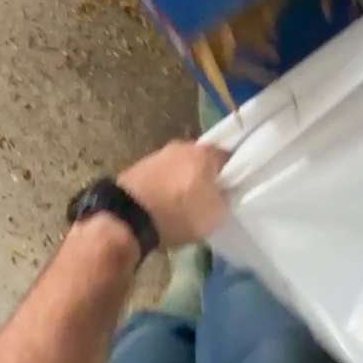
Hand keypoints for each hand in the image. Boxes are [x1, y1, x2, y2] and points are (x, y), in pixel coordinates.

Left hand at [116, 140, 231, 247]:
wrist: (129, 215)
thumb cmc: (179, 212)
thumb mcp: (216, 214)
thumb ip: (225, 198)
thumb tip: (222, 192)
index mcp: (204, 152)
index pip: (229, 156)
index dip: (234, 173)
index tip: (233, 189)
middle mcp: (181, 146)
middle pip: (201, 160)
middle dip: (205, 176)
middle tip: (209, 198)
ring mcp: (157, 155)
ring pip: (179, 167)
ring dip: (183, 181)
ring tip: (183, 204)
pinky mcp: (138, 167)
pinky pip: (161, 176)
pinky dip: (165, 187)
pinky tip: (164, 205)